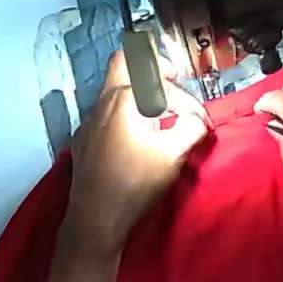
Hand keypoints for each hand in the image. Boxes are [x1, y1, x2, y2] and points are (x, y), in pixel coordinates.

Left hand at [63, 50, 209, 257]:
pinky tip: (134, 139)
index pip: (163, 86)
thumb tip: (197, 120)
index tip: (199, 123)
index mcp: (124, 98)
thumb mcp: (174, 154)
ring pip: (112, 91)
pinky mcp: (83, 141)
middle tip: (170, 82)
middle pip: (123, 63)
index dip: (188, 102)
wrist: (96, 218)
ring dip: (137, 96)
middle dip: (150, 68)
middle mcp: (102, 102)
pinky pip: (105, 115)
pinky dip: (124, 116)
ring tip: (158, 117)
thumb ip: (191, 128)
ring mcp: (88, 122)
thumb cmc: (136, 182)